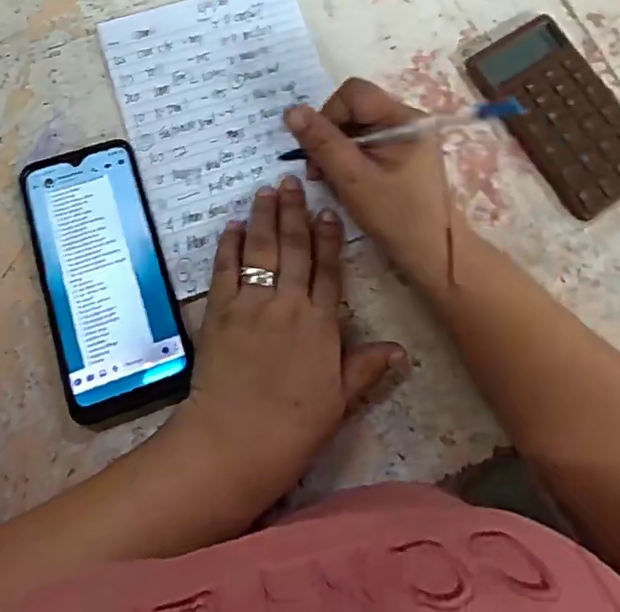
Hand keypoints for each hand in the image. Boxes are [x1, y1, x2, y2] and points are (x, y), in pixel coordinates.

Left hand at [159, 177, 406, 512]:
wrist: (237, 438)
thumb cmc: (293, 425)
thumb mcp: (339, 400)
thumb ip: (364, 368)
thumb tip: (399, 350)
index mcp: (320, 324)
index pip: (328, 270)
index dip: (329, 239)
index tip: (328, 211)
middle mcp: (288, 304)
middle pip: (293, 249)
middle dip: (294, 212)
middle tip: (291, 181)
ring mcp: (252, 303)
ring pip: (261, 249)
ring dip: (263, 217)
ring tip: (265, 190)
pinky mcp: (220, 309)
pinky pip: (226, 268)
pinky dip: (229, 244)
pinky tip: (232, 226)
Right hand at [284, 78, 453, 285]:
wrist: (434, 255)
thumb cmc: (396, 216)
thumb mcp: (351, 179)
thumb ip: (321, 142)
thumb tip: (291, 111)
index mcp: (404, 119)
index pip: (353, 93)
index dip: (328, 114)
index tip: (319, 150)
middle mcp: (408, 120)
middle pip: (353, 108)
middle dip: (329, 135)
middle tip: (319, 171)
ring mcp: (406, 137)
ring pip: (356, 126)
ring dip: (336, 149)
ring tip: (330, 179)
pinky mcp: (402, 154)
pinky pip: (366, 142)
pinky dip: (349, 158)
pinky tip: (346, 182)